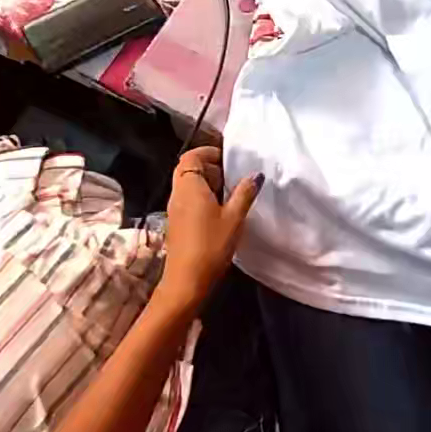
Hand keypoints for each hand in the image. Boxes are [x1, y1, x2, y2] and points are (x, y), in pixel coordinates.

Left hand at [158, 147, 261, 305]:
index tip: (228, 157)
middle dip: (209, 167)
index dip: (208, 152)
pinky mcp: (176, 222)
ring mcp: (175, 208)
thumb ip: (245, 193)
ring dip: (207, 183)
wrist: (186, 279)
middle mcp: (178, 193)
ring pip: (188, 184)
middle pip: (188, 168)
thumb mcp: (234, 217)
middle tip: (232, 176)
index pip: (191, 156)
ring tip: (230, 193)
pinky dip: (201, 197)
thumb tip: (255, 175)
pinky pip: (187, 199)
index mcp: (189, 186)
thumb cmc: (211, 244)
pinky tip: (220, 211)